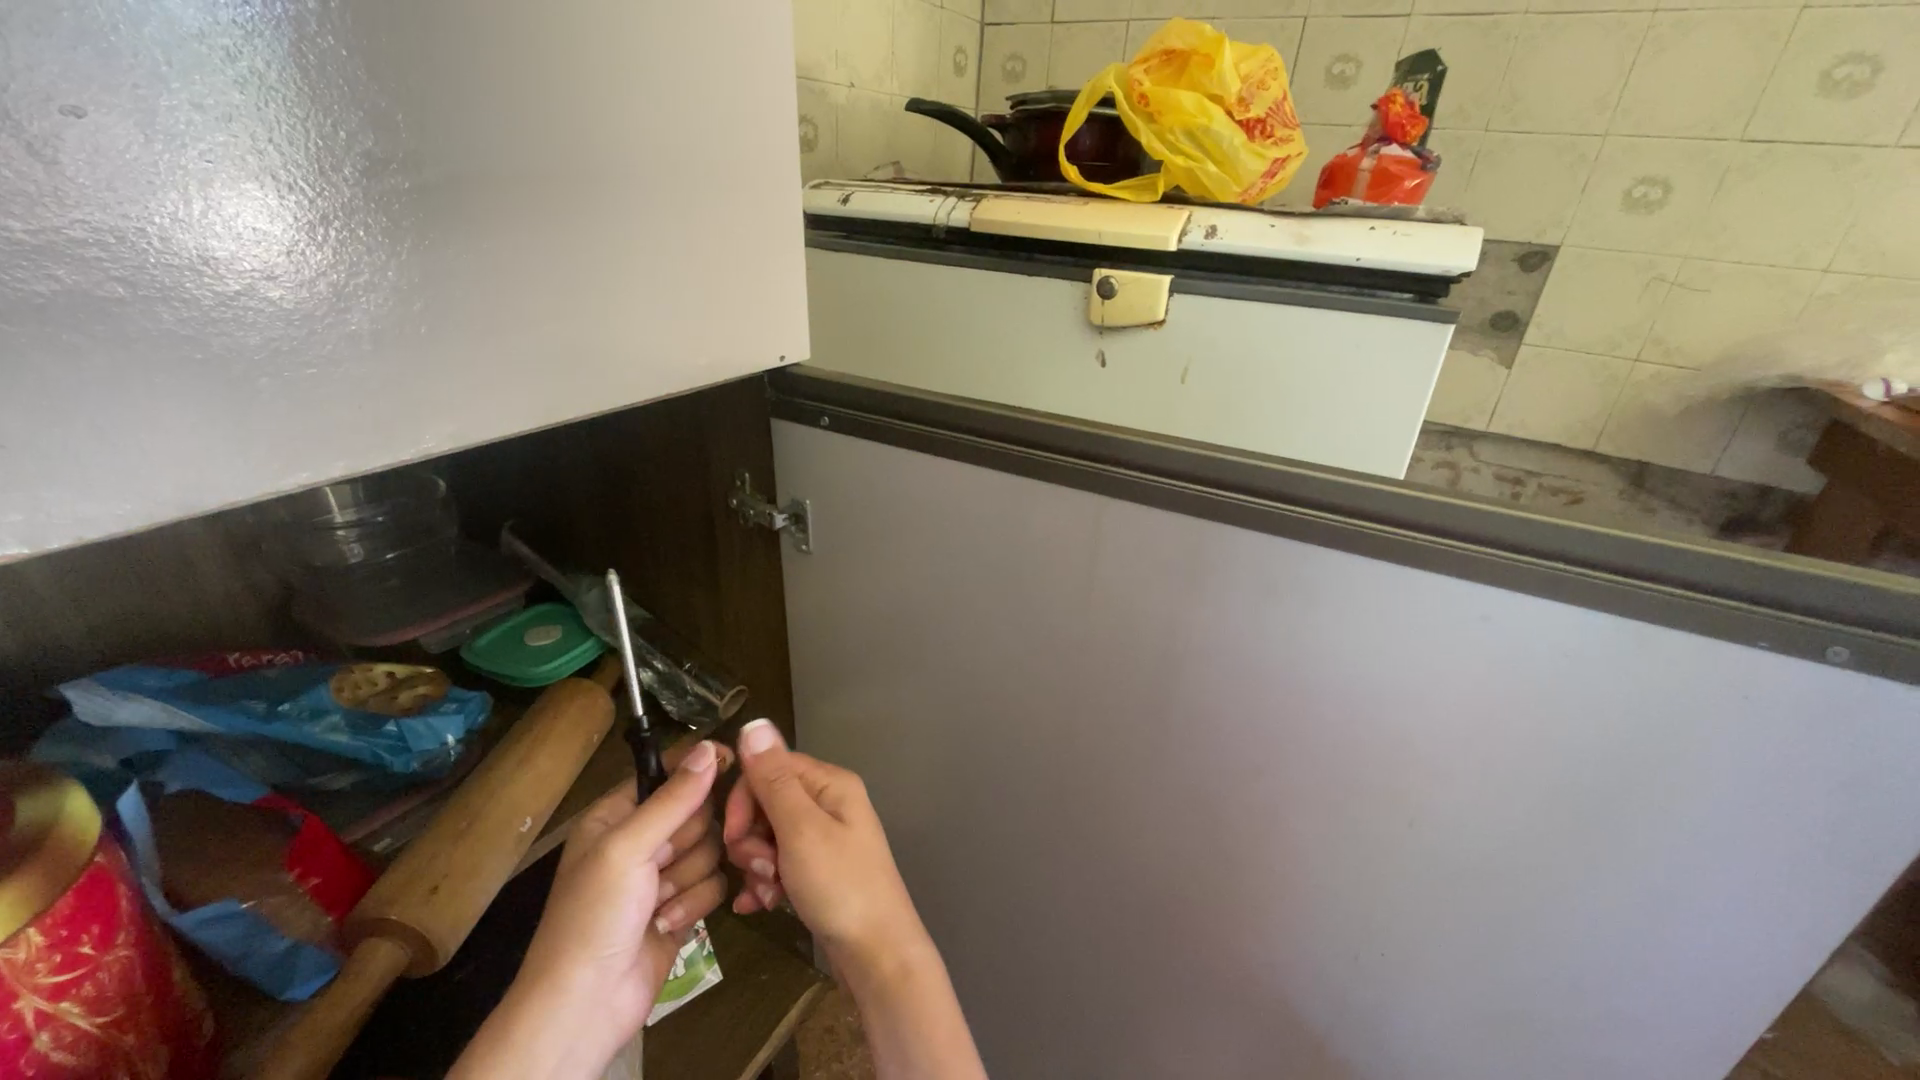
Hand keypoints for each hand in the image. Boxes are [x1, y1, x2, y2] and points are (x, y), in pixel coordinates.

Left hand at [506, 739, 730, 1067]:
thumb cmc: (593, 917)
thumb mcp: (627, 849)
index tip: (730, 761)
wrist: (586, 1003)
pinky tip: (668, 924)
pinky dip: (694, 903)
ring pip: (710, 848)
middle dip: (688, 840)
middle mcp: (641, 840)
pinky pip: (715, 883)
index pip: (666, 773)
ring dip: (688, 878)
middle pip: (698, 812)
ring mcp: (663, 875)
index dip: (696, 768)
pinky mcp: (683, 905)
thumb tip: (710, 748)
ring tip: (658, 904)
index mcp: (615, 816)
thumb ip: (672, 799)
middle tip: (662, 863)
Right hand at [722, 720, 926, 969]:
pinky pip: (779, 865)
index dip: (745, 799)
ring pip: (769, 838)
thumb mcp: (801, 829)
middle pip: (767, 803)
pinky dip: (766, 883)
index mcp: (830, 784)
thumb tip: (753, 722)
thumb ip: (774, 779)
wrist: (876, 954)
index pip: (771, 767)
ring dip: (758, 865)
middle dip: (752, 838)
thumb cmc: (840, 886)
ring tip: (768, 892)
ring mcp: (825, 839)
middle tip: (761, 868)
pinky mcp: (819, 871)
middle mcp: (830, 804)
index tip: (735, 836)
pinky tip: (761, 905)